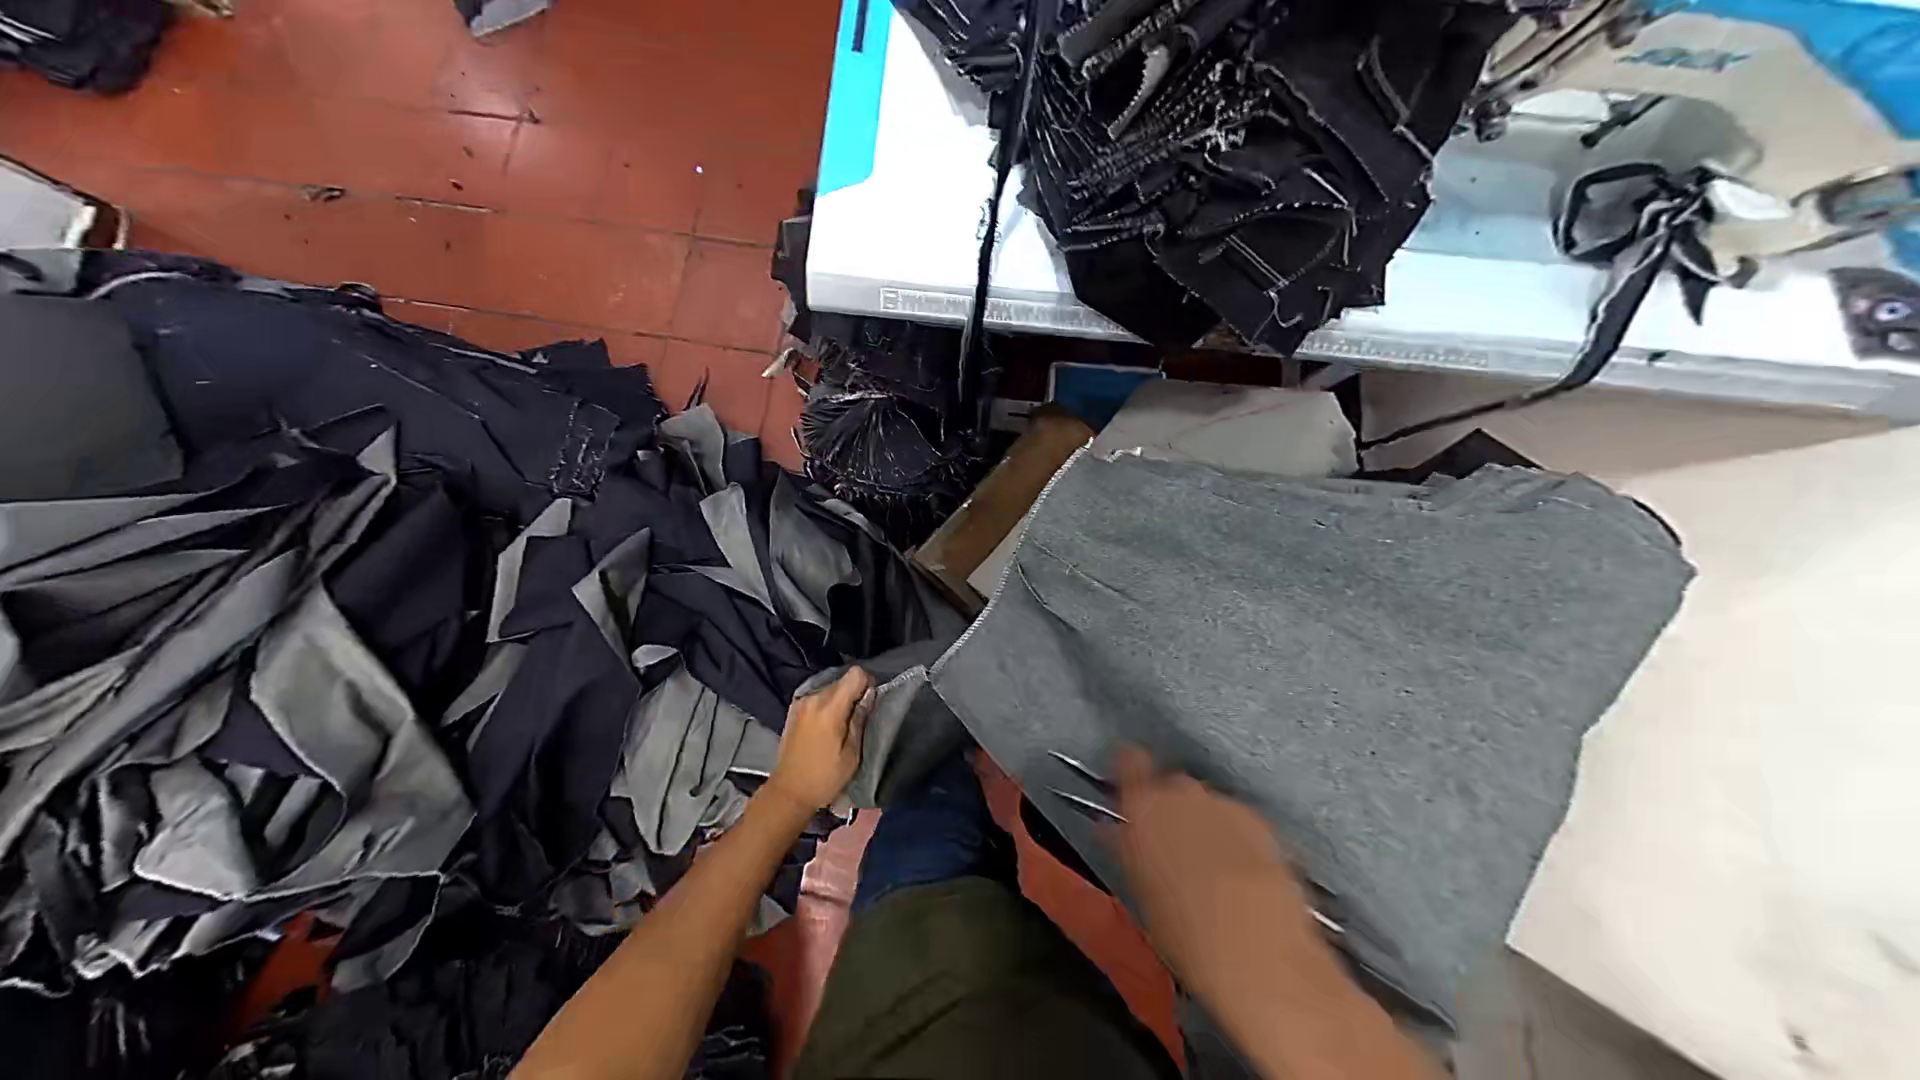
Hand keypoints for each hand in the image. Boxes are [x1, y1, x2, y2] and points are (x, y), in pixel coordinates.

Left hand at [763, 667, 874, 814]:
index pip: (855, 674)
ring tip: (842, 726)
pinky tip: (826, 727)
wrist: (788, 792)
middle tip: (857, 720)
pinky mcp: (794, 709)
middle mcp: (813, 698)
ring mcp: (800, 702)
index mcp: (829, 709)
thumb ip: (860, 719)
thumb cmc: (824, 778)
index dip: (867, 684)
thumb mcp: (852, 754)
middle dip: (854, 694)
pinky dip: (827, 705)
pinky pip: (818, 697)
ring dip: (840, 700)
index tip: (869, 703)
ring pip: (830, 688)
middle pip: (843, 680)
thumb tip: (869, 695)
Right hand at [1112, 746, 1328, 999]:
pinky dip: (1233, 836)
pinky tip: (1236, 874)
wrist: (1257, 949)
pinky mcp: (1260, 821)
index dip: (1129, 770)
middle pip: (1170, 783)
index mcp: (1142, 803)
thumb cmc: (1185, 927)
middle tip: (1167, 845)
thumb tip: (1115, 832)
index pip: (1129, 763)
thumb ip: (1124, 844)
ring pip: (1205, 803)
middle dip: (1169, 806)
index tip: (1129, 783)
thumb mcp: (1138, 885)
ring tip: (1206, 869)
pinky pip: (1236, 820)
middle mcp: (1182, 792)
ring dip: (1203, 822)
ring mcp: (1224, 803)